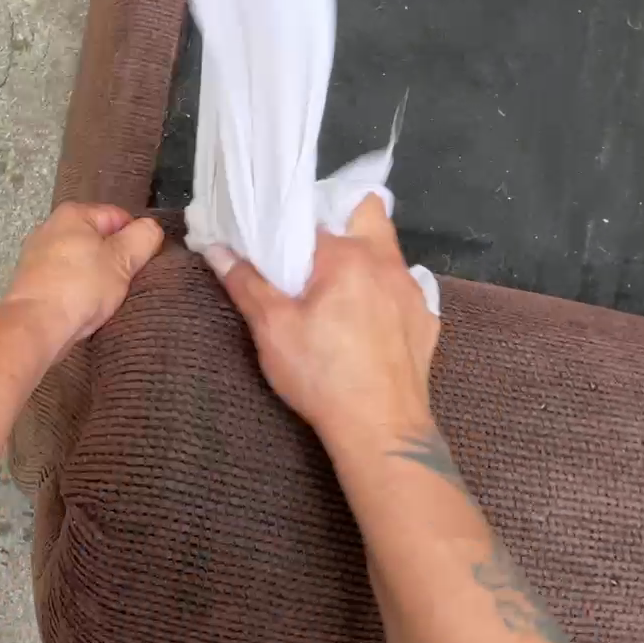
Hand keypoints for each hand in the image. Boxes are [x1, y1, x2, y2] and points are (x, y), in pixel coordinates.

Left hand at [2, 203, 164, 354]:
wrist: (35, 326)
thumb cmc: (80, 287)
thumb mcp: (122, 260)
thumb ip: (143, 238)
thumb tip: (151, 228)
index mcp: (73, 213)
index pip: (119, 217)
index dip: (136, 239)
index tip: (141, 263)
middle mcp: (50, 227)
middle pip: (98, 238)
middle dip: (115, 259)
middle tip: (126, 282)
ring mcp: (37, 254)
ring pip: (81, 261)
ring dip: (96, 277)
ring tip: (105, 297)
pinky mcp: (32, 280)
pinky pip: (66, 279)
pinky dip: (77, 289)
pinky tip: (84, 305)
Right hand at [206, 195, 438, 445]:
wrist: (381, 430)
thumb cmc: (320, 374)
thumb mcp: (271, 328)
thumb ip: (245, 282)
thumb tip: (217, 249)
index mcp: (349, 256)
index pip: (319, 212)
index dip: (295, 218)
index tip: (278, 232)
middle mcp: (388, 264)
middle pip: (369, 213)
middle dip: (340, 219)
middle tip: (310, 249)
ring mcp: (413, 293)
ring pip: (388, 252)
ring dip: (361, 256)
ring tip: (332, 286)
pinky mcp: (426, 321)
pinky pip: (402, 289)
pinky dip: (381, 292)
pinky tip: (363, 321)